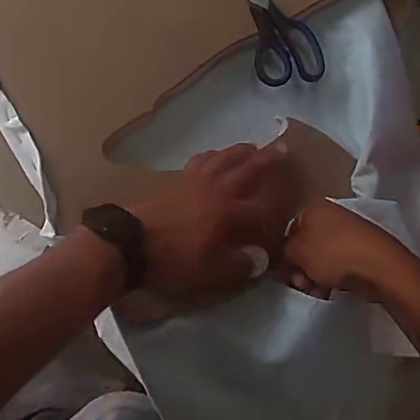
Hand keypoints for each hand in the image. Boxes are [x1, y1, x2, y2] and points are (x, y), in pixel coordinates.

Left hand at [131, 143, 300, 307]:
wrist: (130, 242)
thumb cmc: (174, 259)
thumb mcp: (210, 272)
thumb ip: (238, 265)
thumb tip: (259, 259)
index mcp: (230, 212)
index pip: (262, 210)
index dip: (277, 212)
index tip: (288, 214)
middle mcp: (219, 190)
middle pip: (249, 169)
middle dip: (269, 160)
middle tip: (284, 149)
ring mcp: (197, 181)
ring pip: (225, 158)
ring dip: (242, 151)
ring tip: (253, 147)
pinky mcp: (179, 180)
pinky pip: (201, 160)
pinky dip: (213, 156)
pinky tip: (215, 157)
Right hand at [278, 201, 419, 297]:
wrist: (380, 267)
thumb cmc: (334, 254)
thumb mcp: (298, 251)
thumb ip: (284, 251)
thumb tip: (284, 254)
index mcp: (315, 209)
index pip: (288, 230)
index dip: (282, 253)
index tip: (282, 275)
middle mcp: (332, 216)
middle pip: (305, 244)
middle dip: (299, 267)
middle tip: (300, 285)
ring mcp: (349, 233)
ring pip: (321, 256)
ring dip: (314, 275)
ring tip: (317, 291)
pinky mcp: (362, 250)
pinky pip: (338, 263)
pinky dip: (331, 277)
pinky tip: (330, 291)